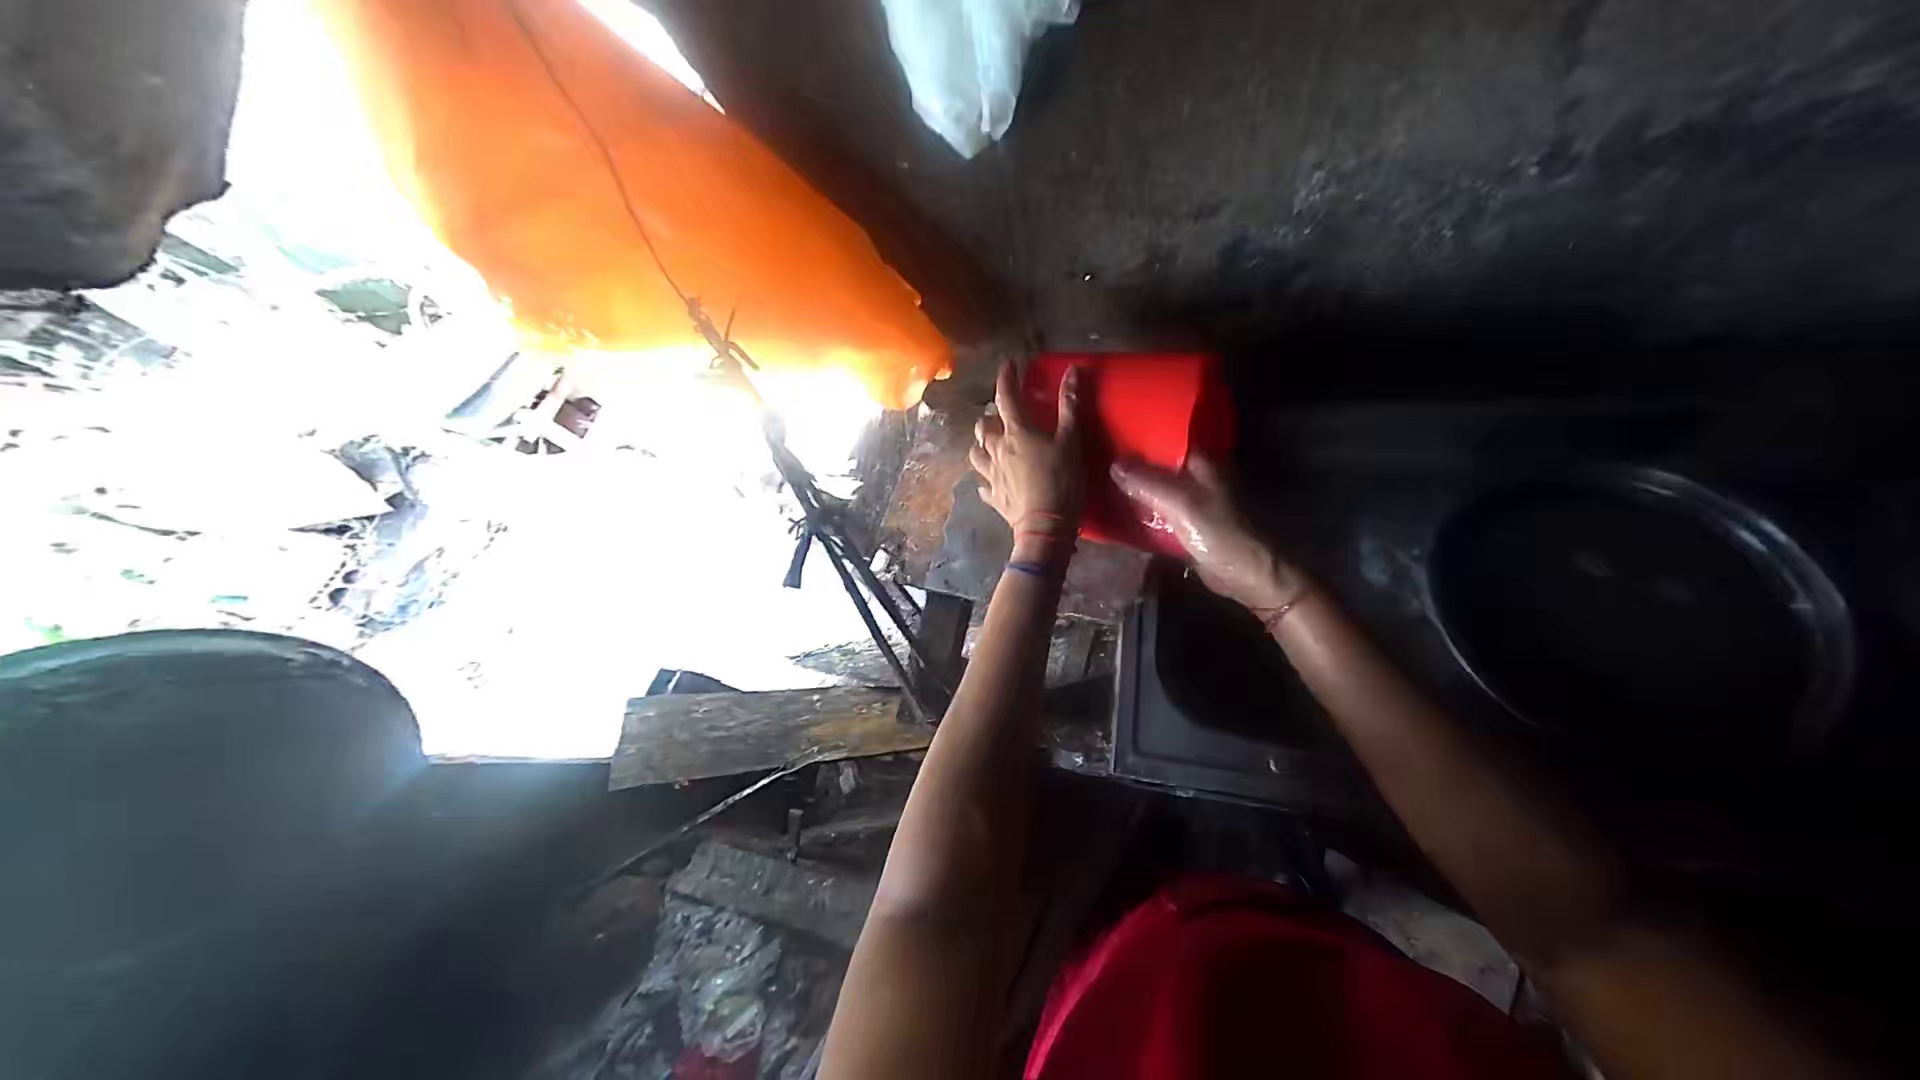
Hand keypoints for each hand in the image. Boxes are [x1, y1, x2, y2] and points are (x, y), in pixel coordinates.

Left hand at [969, 362, 1083, 545]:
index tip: (1009, 364)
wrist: (1045, 526)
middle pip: (983, 425)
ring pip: (976, 452)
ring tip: (992, 444)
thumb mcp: (1071, 441)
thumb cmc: (1061, 480)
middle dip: (990, 416)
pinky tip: (991, 480)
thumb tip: (1073, 371)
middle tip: (1003, 416)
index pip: (1006, 396)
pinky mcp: (993, 496)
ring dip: (982, 445)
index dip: (1006, 377)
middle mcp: (997, 449)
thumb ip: (1070, 406)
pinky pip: (983, 484)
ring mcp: (991, 474)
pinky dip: (986, 478)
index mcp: (1016, 432)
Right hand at [1110, 453, 1305, 610]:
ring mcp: (1190, 500)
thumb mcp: (1181, 504)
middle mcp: (1196, 476)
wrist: (1243, 575)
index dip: (1140, 434)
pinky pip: (1155, 509)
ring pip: (1155, 486)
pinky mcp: (1184, 523)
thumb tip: (1113, 465)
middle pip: (1158, 462)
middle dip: (1131, 461)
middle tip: (1097, 456)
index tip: (1110, 431)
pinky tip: (1116, 506)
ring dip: (1133, 486)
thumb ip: (1147, 484)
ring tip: (1100, 478)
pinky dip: (1139, 507)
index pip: (1168, 437)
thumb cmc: (1218, 534)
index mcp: (1201, 462)